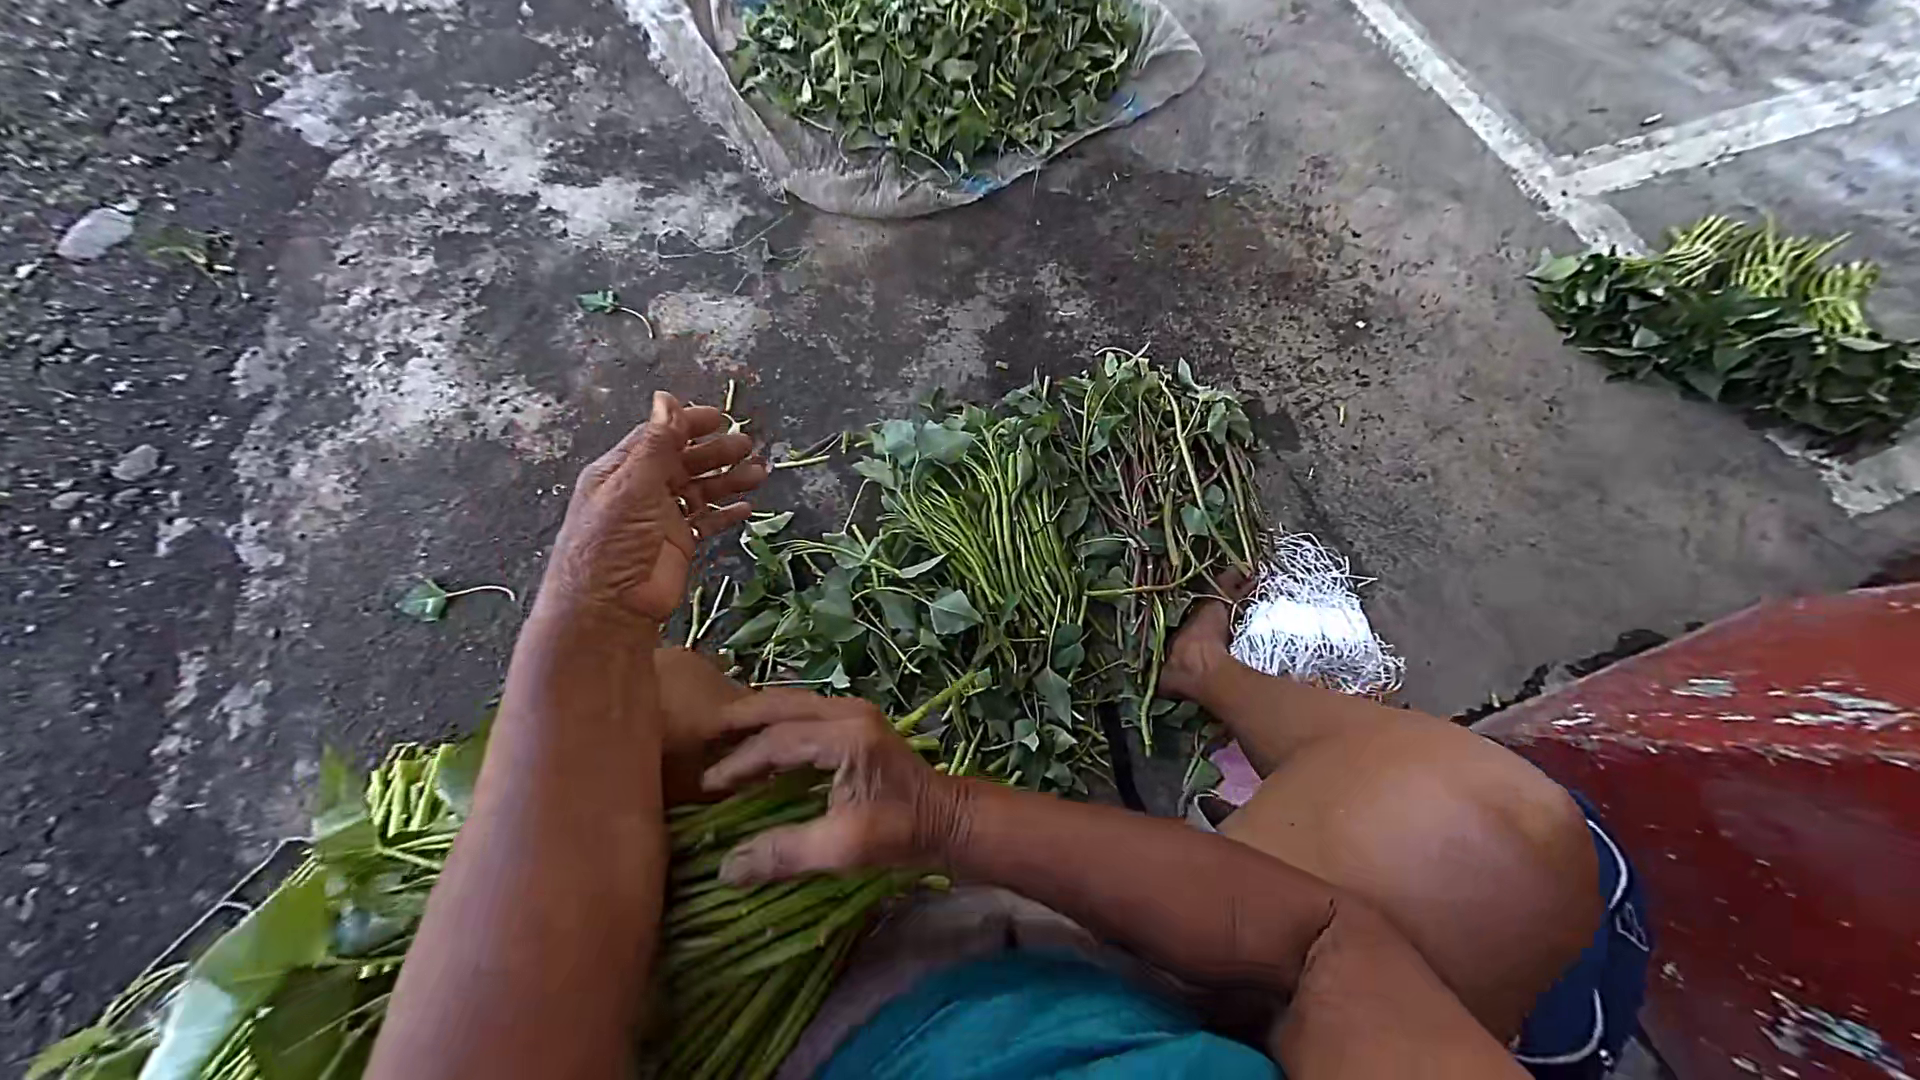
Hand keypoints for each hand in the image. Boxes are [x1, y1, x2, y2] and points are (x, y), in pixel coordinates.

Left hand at [543, 392, 766, 625]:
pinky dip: (726, 513)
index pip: (659, 438)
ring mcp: (663, 518)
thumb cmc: (612, 543)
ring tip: (760, 474)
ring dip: (729, 480)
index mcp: (624, 471)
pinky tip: (747, 508)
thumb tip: (666, 398)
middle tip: (748, 446)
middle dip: (717, 452)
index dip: (689, 425)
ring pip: (702, 490)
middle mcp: (643, 491)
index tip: (722, 418)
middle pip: (686, 462)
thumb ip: (655, 444)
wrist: (610, 607)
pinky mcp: (680, 543)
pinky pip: (707, 521)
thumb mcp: (632, 487)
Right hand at [699, 690, 960, 884]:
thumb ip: (785, 852)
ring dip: (760, 717)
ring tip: (724, 736)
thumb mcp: (843, 847)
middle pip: (782, 704)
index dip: (739, 763)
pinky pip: (807, 711)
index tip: (708, 785)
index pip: (778, 741)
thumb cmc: (902, 832)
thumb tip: (726, 868)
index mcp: (846, 735)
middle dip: (741, 718)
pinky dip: (780, 722)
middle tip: (703, 736)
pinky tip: (763, 743)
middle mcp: (849, 711)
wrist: (948, 818)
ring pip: (794, 702)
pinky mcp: (858, 720)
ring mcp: (856, 711)